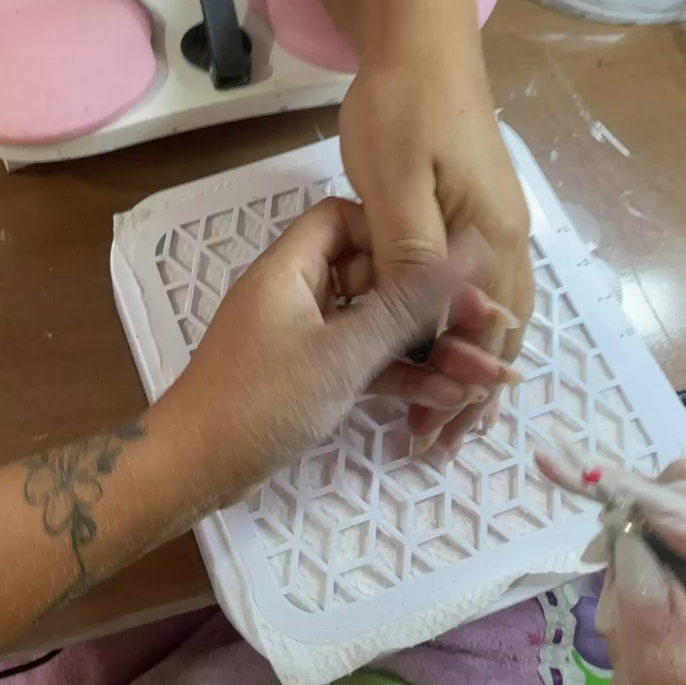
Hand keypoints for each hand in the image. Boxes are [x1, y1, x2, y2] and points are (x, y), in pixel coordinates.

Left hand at [165, 198, 512, 493]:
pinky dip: (397, 376)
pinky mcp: (306, 373)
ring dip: (425, 350)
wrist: (197, 466)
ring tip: (487, 379)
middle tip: (487, 330)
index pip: (345, 218)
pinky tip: (446, 398)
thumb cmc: (261, 399)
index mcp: (290, 267)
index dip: (394, 233)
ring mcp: (301, 335)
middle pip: (370, 276)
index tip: (444, 261)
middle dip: (430, 305)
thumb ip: (407, 303)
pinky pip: (360, 361)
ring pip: (373, 326)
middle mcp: (295, 292)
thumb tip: (465, 249)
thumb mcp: (342, 352)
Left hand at [339, 58, 532, 450]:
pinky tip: (432, 355)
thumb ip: (413, 259)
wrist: (417, 45)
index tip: (432, 432)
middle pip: (490, 332)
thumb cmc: (399, 113)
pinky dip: (451, 329)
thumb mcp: (395, 189)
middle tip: (438, 446)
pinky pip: (463, 290)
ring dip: (460, 369)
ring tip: (440, 423)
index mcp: (486, 238)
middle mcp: (500, 240)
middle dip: (465, 390)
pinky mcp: (461, 219)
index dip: (457, 382)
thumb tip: (436, 330)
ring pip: (480, 316)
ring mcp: (483, 228)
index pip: (481, 330)